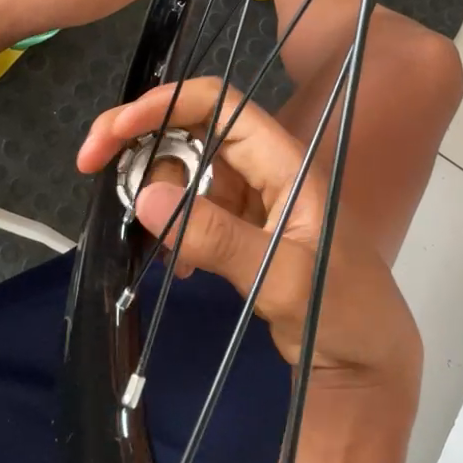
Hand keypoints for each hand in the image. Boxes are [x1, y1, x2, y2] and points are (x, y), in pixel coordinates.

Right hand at [77, 79, 421, 397]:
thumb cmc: (342, 308)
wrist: (368, 358)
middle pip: (191, 130)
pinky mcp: (243, 226)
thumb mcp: (282, 276)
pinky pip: (192, 208)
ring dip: (157, 196)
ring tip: (157, 247)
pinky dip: (172, 227)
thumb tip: (144, 196)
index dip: (162, 104)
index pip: (217, 103)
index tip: (111, 133)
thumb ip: (216, 237)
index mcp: (283, 160)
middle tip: (94, 171)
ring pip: (187, 170)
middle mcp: (265, 167)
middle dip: (141, 146)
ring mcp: (253, 196)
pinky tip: (178, 267)